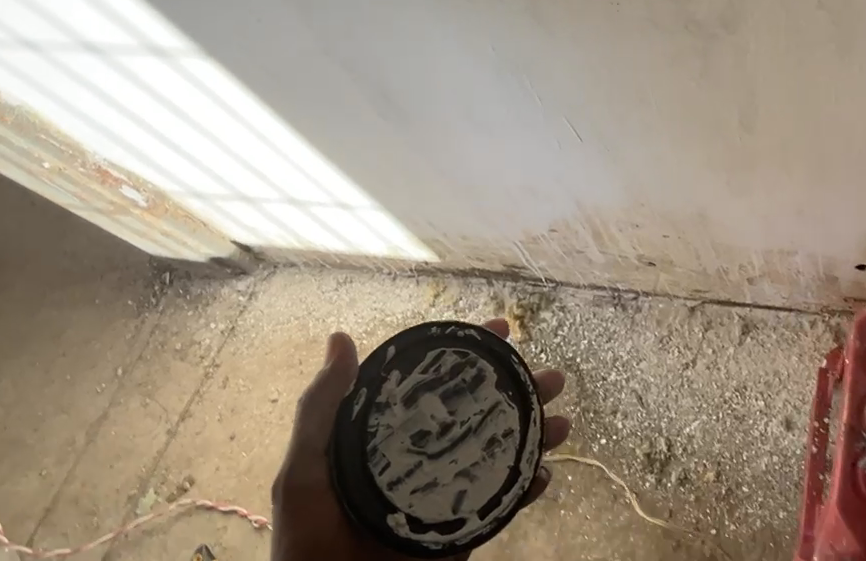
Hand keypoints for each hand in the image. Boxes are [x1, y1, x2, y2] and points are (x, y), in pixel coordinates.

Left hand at [270, 320, 570, 560]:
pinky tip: (544, 474)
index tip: (503, 327)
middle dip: (524, 388)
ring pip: (505, 450)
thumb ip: (321, 411)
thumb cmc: (308, 545)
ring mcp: (450, 492)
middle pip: (485, 410)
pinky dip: (529, 488)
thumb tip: (340, 339)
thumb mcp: (303, 474)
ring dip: (538, 433)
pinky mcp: (464, 531)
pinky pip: (505, 504)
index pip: (440, 380)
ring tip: (562, 422)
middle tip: (553, 377)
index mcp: (394, 434)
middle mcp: (428, 455)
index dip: (473, 350)